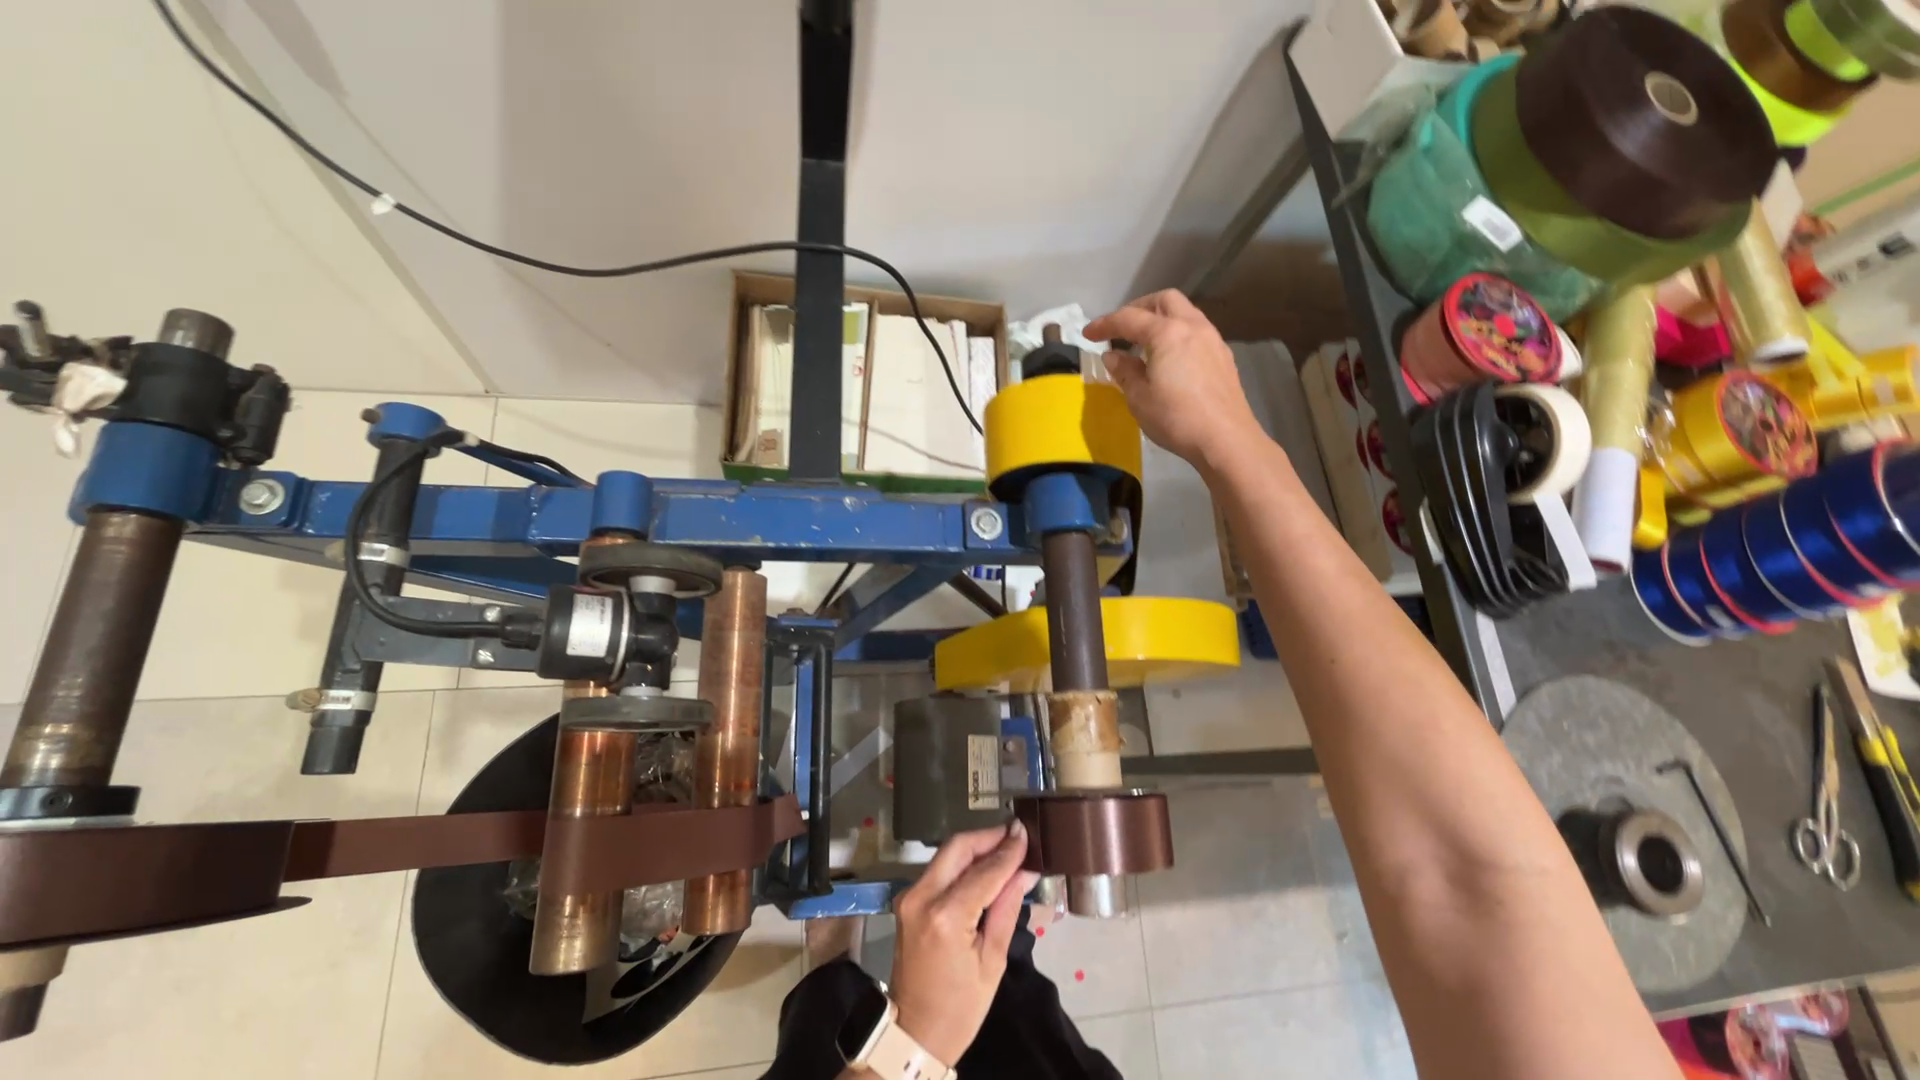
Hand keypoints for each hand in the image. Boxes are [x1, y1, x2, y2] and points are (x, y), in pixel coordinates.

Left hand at [887, 822, 1039, 1065]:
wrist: (915, 1031)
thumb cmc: (961, 1006)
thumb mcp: (993, 961)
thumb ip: (1006, 909)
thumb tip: (1024, 871)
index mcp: (945, 916)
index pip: (984, 871)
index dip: (1009, 851)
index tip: (1027, 833)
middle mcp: (921, 897)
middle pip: (957, 848)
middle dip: (988, 838)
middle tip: (1016, 835)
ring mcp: (909, 897)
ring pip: (946, 855)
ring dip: (976, 848)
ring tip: (1006, 850)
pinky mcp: (907, 901)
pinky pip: (938, 871)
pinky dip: (962, 864)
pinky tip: (985, 868)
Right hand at [1085, 289, 1262, 471]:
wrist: (1226, 439)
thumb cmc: (1176, 418)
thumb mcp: (1139, 398)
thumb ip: (1124, 371)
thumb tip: (1113, 356)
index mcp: (1167, 333)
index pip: (1129, 318)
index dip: (1105, 324)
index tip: (1087, 334)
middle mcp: (1193, 327)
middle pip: (1164, 301)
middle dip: (1139, 308)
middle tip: (1121, 329)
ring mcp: (1212, 340)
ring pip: (1184, 313)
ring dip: (1161, 320)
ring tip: (1144, 343)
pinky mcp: (1223, 357)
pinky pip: (1196, 332)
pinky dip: (1177, 335)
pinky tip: (1170, 358)